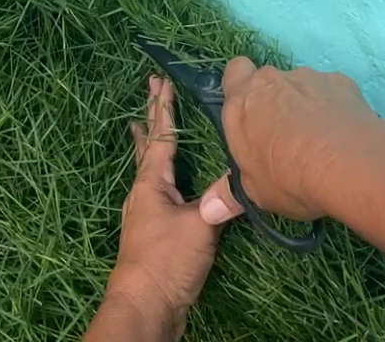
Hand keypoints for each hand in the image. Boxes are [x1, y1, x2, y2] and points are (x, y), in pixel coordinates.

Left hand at [97, 77, 243, 336]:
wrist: (146, 305)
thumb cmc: (167, 259)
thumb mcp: (200, 226)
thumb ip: (219, 199)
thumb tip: (242, 178)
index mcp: (152, 181)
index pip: (161, 135)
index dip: (163, 107)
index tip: (159, 80)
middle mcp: (144, 190)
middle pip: (148, 144)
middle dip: (152, 116)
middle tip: (149, 89)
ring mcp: (144, 210)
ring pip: (148, 166)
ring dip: (150, 143)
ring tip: (142, 126)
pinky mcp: (150, 231)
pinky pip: (154, 188)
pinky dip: (158, 172)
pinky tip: (163, 182)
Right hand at [219, 57, 379, 220]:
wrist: (346, 165)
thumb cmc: (288, 178)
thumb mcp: (255, 192)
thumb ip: (228, 194)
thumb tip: (204, 213)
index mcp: (241, 101)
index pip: (233, 71)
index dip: (240, 85)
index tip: (250, 111)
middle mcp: (270, 81)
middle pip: (267, 80)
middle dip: (274, 100)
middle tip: (283, 133)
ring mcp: (306, 78)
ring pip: (300, 86)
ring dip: (304, 104)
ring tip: (319, 139)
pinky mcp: (339, 82)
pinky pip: (332, 91)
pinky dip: (334, 106)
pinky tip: (343, 132)